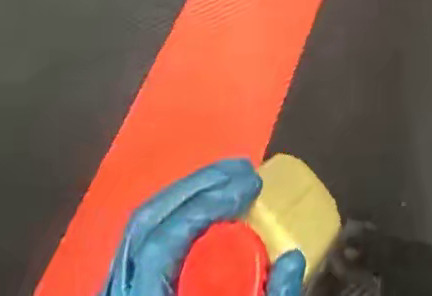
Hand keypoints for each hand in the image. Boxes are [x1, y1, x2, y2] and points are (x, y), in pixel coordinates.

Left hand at [102, 159, 304, 295]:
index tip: (250, 184)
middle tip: (245, 172)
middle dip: (197, 188)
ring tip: (231, 182)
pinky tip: (209, 215)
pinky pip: (143, 250)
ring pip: (139, 234)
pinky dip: (177, 222)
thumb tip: (292, 258)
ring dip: (187, 198)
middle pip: (144, 225)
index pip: (159, 244)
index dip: (203, 205)